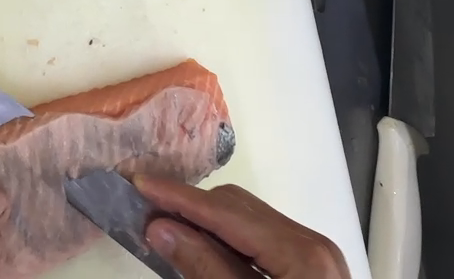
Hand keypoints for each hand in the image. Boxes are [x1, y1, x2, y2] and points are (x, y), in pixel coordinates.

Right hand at [134, 176, 348, 278]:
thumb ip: (205, 270)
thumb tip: (160, 227)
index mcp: (300, 253)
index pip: (225, 211)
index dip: (178, 196)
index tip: (138, 184)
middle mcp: (311, 242)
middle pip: (236, 206)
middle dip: (190, 207)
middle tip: (147, 215)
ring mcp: (315, 254)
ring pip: (247, 218)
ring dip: (207, 222)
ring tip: (170, 231)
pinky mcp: (312, 268)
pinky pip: (260, 237)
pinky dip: (229, 240)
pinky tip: (206, 251)